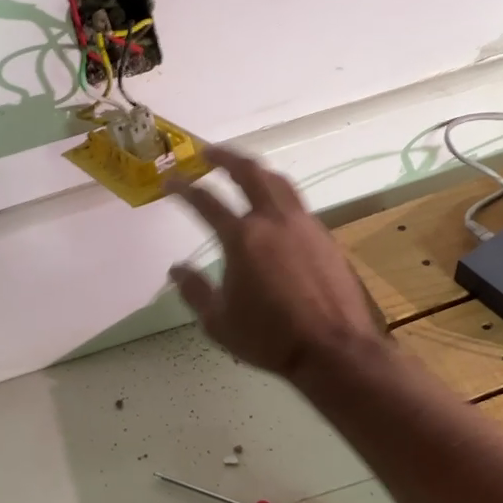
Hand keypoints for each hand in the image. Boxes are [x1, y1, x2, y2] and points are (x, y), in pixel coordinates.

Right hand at [165, 146, 387, 382]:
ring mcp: (305, 225)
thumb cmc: (269, 338)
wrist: (333, 348)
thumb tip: (177, 269)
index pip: (205, 202)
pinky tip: (274, 212)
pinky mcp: (326, 238)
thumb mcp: (218, 322)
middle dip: (224, 157)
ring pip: (279, 182)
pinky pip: (298, 205)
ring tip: (243, 172)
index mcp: (242, 238)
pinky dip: (279, 196)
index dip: (183, 190)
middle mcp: (274, 220)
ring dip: (257, 171)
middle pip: (249, 171)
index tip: (169, 182)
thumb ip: (195, 291)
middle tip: (207, 153)